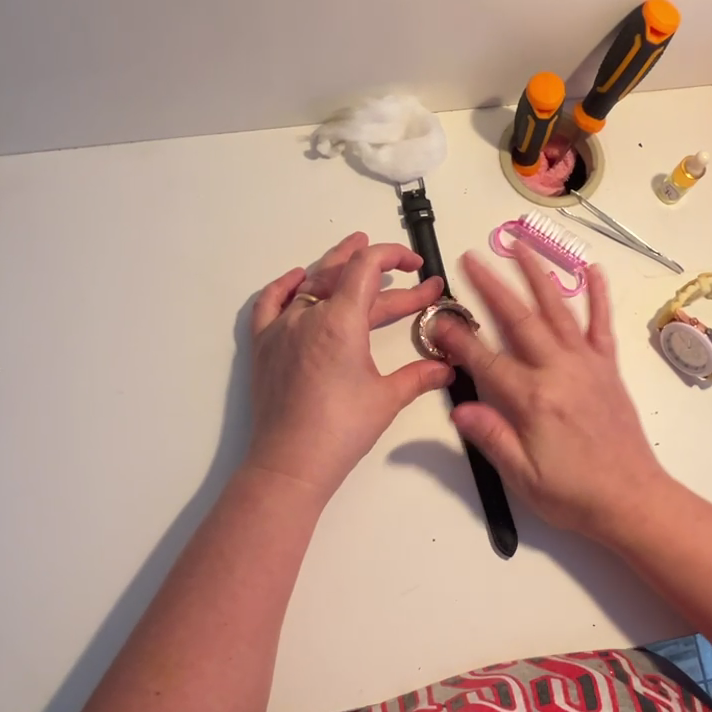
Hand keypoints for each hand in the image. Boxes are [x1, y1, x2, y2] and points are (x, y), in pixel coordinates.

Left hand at [246, 232, 454, 495]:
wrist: (290, 462)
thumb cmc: (341, 430)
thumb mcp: (387, 398)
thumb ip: (419, 375)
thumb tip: (448, 368)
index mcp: (341, 320)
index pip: (367, 267)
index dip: (394, 256)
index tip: (418, 268)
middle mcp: (308, 315)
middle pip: (344, 274)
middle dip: (379, 267)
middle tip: (406, 267)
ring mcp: (281, 328)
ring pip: (310, 284)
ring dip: (336, 266)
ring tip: (354, 248)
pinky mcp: (264, 346)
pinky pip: (270, 304)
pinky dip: (285, 286)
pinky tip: (297, 277)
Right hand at [431, 249, 671, 540]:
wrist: (632, 500)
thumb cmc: (574, 494)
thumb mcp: (522, 476)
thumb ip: (491, 436)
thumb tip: (459, 406)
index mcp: (533, 400)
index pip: (485, 360)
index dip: (457, 339)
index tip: (437, 319)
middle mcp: (560, 372)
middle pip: (519, 320)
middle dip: (492, 286)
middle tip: (470, 258)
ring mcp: (587, 366)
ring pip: (558, 310)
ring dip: (538, 274)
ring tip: (521, 244)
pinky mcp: (608, 369)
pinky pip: (602, 324)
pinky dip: (598, 295)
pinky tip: (592, 269)